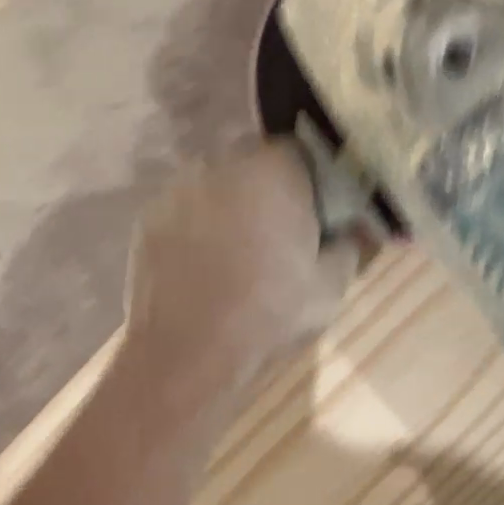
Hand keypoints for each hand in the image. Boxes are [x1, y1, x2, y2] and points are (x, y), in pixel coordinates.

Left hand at [123, 141, 361, 386]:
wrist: (188, 351)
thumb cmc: (269, 315)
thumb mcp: (329, 290)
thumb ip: (349, 248)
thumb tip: (355, 230)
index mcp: (275, 171)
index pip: (304, 153)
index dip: (314, 185)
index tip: (319, 219)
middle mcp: (222, 163)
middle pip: (256, 165)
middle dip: (270, 193)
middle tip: (281, 240)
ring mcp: (178, 187)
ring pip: (217, 187)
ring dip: (232, 210)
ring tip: (240, 257)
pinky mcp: (148, 217)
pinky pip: (186, 213)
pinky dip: (198, 231)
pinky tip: (207, 269)